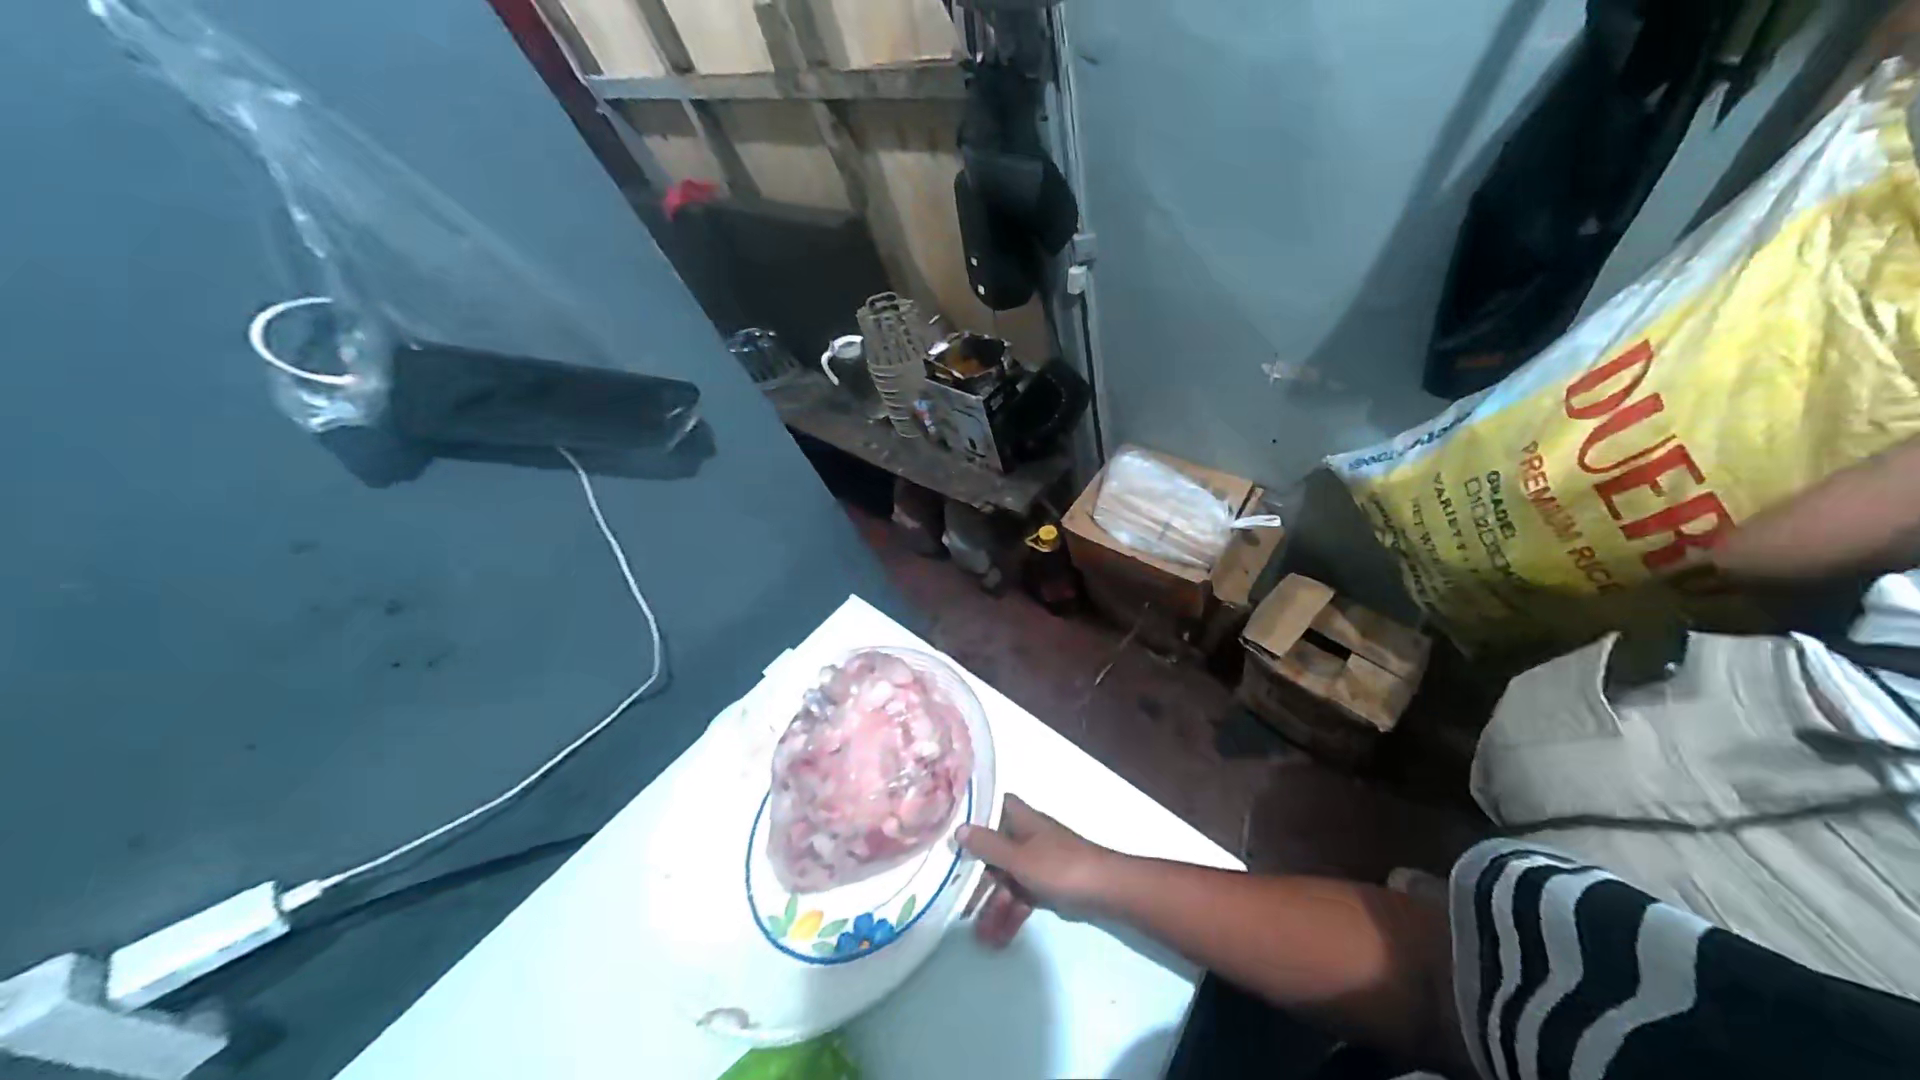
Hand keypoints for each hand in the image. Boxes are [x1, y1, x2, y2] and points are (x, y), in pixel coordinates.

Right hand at [957, 795, 1119, 947]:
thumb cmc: (1059, 866)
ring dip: (992, 905)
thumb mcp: (1018, 857)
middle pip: (994, 852)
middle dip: (977, 879)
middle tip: (956, 902)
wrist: (1106, 891)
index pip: (994, 806)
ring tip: (978, 936)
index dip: (975, 815)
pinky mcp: (1047, 886)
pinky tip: (998, 940)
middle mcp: (1027, 837)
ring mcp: (1037, 862)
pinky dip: (1010, 915)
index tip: (952, 831)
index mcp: (1021, 820)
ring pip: (1007, 880)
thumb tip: (959, 827)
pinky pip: (1021, 898)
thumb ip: (988, 845)